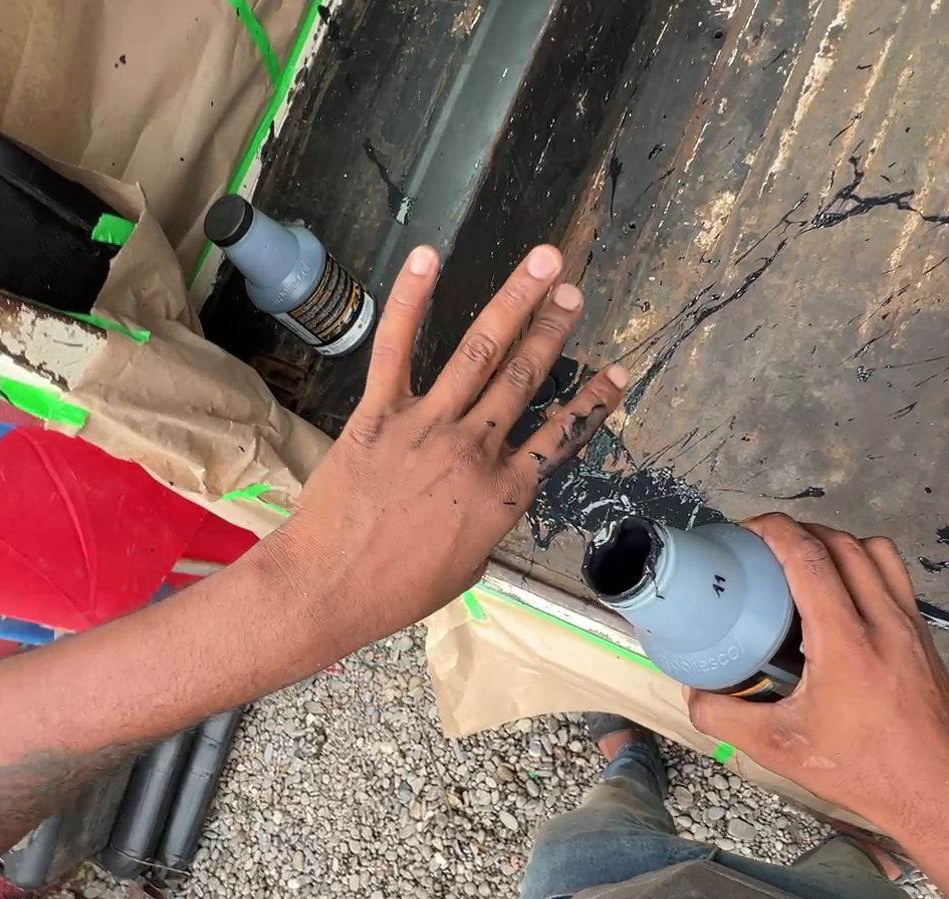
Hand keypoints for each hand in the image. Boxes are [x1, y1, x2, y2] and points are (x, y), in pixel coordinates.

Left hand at [256, 243, 627, 651]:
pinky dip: (411, 300)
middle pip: (525, 379)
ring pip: (480, 353)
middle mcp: (475, 449)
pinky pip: (395, 347)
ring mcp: (427, 425)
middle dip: (553, 330)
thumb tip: (495, 493)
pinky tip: (429, 258)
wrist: (330, 586)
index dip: (592, 403)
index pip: (560, 437)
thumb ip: (491, 519)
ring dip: (515, 303)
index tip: (617, 373)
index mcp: (503, 494)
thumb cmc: (400, 590)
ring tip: (542, 265)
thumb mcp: (469, 566)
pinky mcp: (378, 412)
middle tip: (573, 291)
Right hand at [686, 515, 948, 853]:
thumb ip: (724, 717)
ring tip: (803, 563)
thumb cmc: (865, 774)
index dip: (775, 530)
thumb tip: (693, 693)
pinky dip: (863, 567)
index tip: (747, 529)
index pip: (810, 559)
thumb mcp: (779, 749)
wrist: (947, 801)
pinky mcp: (926, 640)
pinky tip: (840, 600)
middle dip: (799, 531)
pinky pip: (894, 578)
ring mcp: (912, 628)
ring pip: (877, 552)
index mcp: (846, 643)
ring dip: (836, 542)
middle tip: (764, 547)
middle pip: (842, 543)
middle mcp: (885, 623)